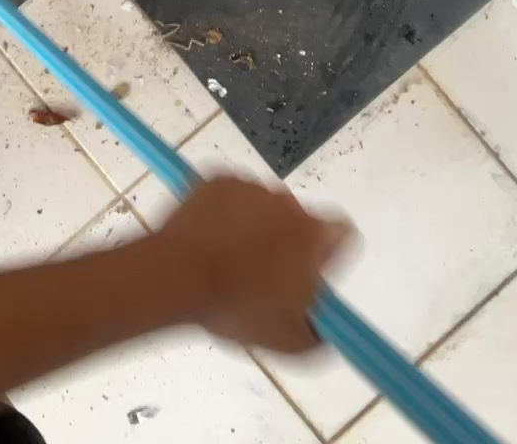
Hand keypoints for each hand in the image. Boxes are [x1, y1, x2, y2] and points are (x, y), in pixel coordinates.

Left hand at [149, 175, 351, 352]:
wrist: (175, 274)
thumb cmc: (235, 307)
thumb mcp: (290, 341)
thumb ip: (321, 331)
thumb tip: (321, 325)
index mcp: (315, 236)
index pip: (341, 233)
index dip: (324, 253)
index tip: (306, 271)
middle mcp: (286, 201)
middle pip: (297, 217)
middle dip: (284, 237)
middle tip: (259, 267)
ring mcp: (247, 185)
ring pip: (260, 203)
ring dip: (251, 222)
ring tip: (226, 253)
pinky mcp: (214, 177)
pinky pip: (228, 192)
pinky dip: (222, 207)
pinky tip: (209, 233)